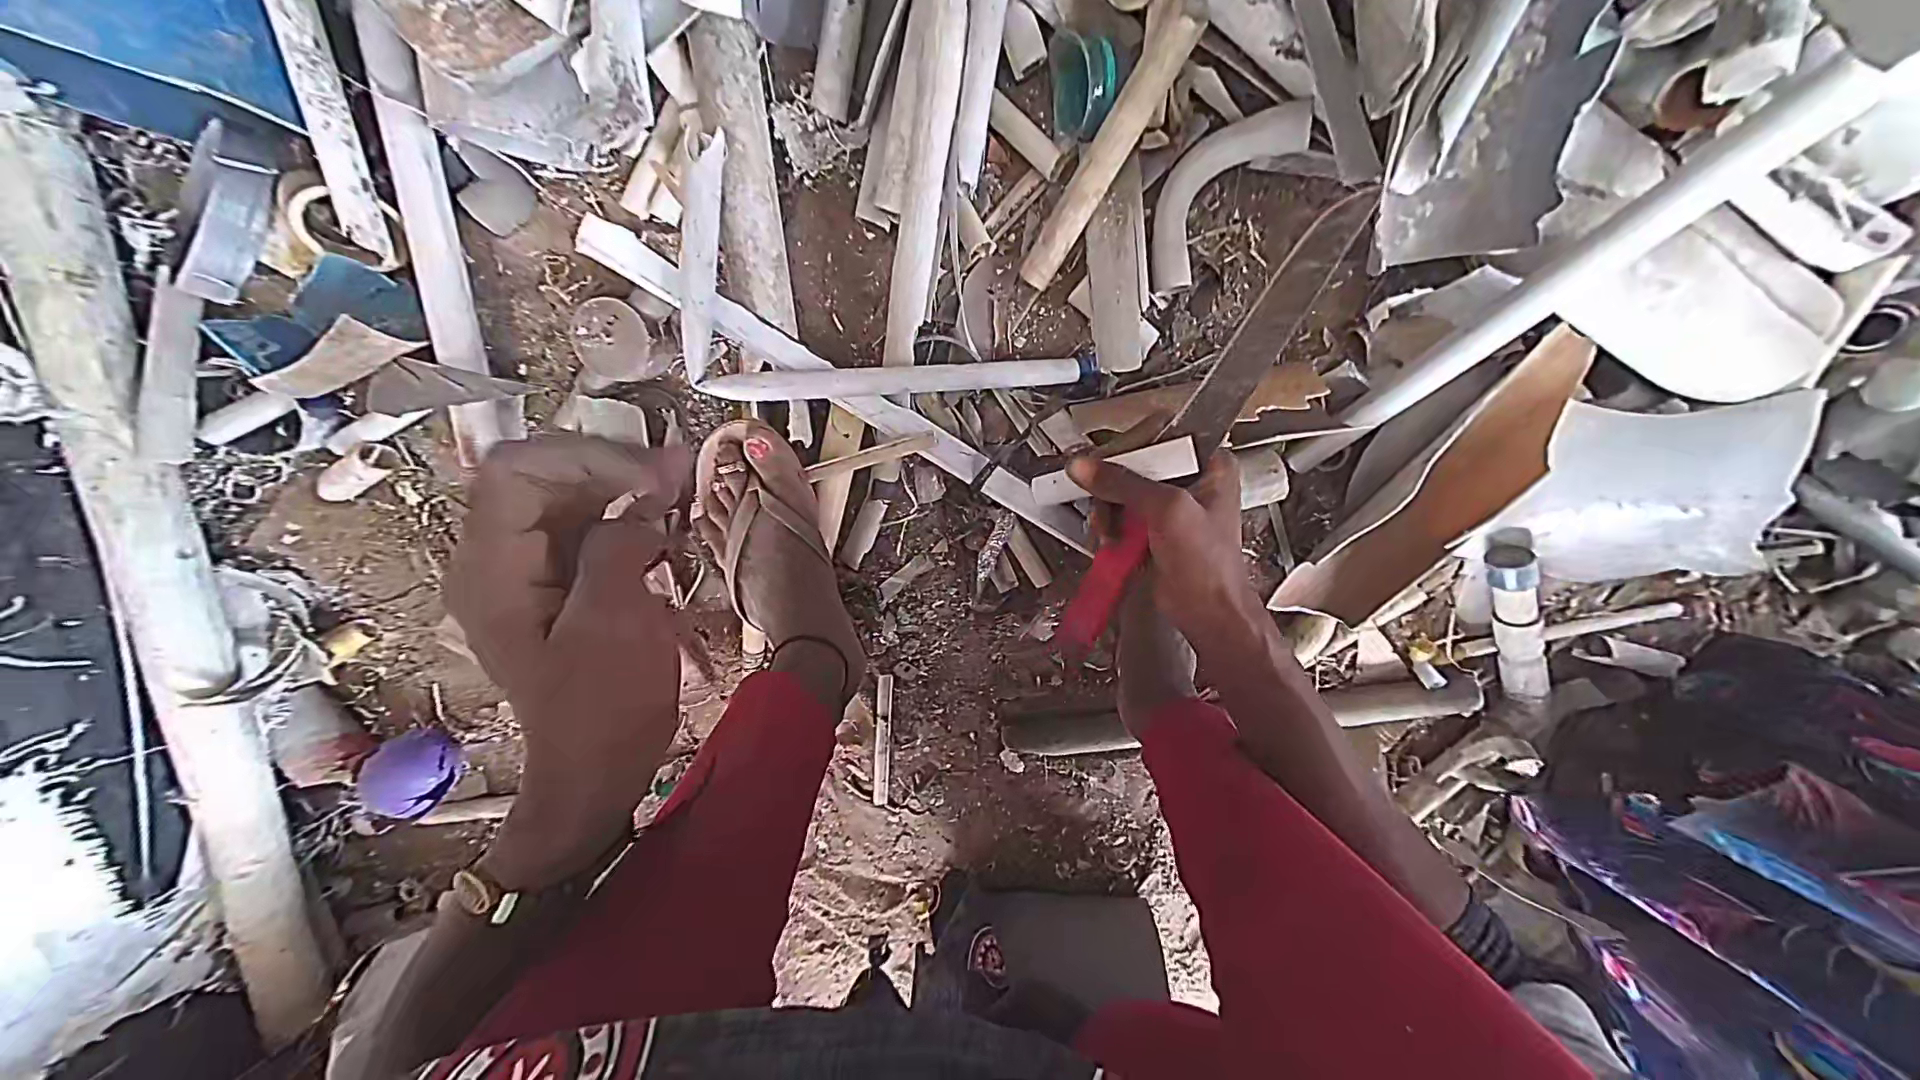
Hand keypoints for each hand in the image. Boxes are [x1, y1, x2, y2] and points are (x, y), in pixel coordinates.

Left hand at [448, 436, 691, 885]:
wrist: (599, 767)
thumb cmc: (603, 706)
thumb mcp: (614, 622)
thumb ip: (618, 547)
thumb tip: (640, 509)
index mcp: (492, 570)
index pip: (518, 470)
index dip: (587, 456)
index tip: (653, 478)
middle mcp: (498, 560)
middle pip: (543, 476)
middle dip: (612, 467)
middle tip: (678, 475)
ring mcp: (528, 571)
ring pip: (569, 497)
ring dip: (625, 487)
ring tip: (679, 490)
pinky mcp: (560, 583)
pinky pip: (587, 527)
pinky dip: (627, 515)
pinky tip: (665, 521)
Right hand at [1066, 451, 1262, 653]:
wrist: (1206, 611)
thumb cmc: (1209, 565)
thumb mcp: (1167, 511)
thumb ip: (1124, 483)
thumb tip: (1085, 467)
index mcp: (1209, 463)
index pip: (1159, 436)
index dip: (1129, 448)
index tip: (1103, 463)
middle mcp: (1189, 479)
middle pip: (1133, 463)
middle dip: (1112, 487)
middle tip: (1105, 503)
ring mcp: (1168, 505)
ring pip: (1120, 491)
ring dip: (1107, 510)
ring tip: (1111, 531)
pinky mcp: (1151, 528)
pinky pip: (1118, 515)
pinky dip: (1109, 526)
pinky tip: (1112, 540)